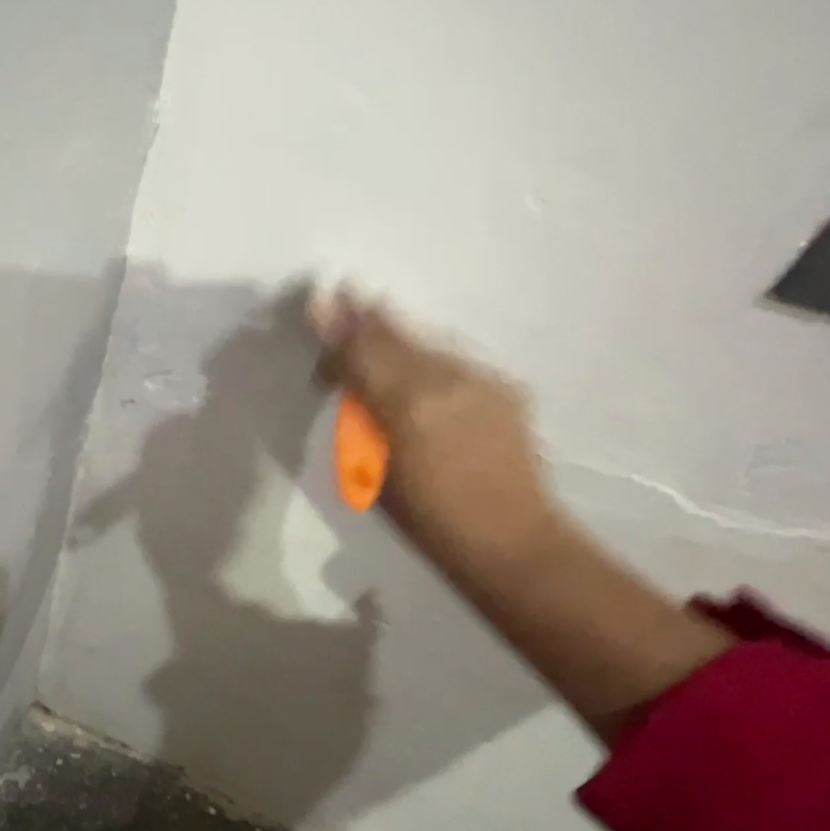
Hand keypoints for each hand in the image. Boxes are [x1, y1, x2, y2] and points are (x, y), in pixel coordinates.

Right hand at [308, 289, 566, 573]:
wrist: (511, 540)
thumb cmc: (426, 519)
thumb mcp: (375, 471)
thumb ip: (362, 414)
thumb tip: (344, 378)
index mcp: (406, 406)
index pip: (362, 353)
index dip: (338, 329)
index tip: (318, 303)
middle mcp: (445, 381)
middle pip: (395, 337)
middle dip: (366, 317)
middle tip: (342, 290)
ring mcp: (480, 381)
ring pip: (427, 344)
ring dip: (398, 333)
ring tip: (375, 312)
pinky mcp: (504, 387)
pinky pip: (453, 363)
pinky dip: (429, 358)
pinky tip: (419, 362)